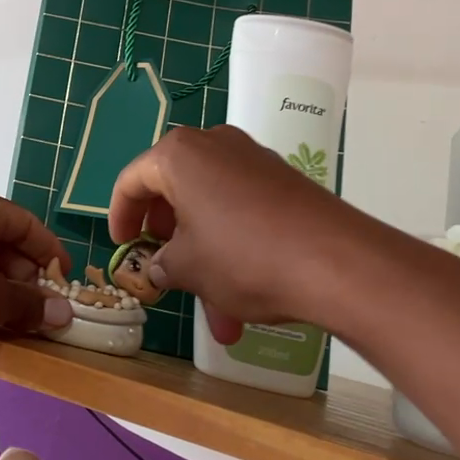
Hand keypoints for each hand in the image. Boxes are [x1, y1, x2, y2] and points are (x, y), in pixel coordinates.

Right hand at [107, 126, 406, 343]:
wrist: (340, 264)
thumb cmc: (243, 258)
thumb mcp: (188, 269)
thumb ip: (162, 264)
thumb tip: (160, 267)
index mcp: (178, 154)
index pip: (131, 181)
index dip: (120, 217)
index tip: (122, 245)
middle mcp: (215, 145)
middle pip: (175, 192)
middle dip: (169, 241)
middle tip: (165, 270)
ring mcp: (255, 161)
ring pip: (212, 210)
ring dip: (206, 258)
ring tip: (218, 314)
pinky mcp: (286, 182)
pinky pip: (243, 213)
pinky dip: (235, 248)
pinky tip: (246, 296)